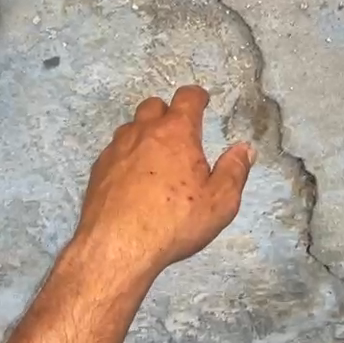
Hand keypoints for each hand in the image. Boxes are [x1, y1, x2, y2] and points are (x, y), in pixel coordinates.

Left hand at [71, 86, 255, 284]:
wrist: (116, 246)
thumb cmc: (173, 222)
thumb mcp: (219, 202)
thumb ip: (234, 171)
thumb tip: (245, 148)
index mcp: (176, 132)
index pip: (187, 97)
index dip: (197, 96)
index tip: (202, 100)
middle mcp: (143, 131)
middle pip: (154, 105)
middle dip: (167, 113)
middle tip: (178, 133)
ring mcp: (116, 148)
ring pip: (131, 127)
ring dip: (144, 134)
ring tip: (155, 157)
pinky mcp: (98, 168)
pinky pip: (114, 151)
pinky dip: (126, 156)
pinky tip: (131, 179)